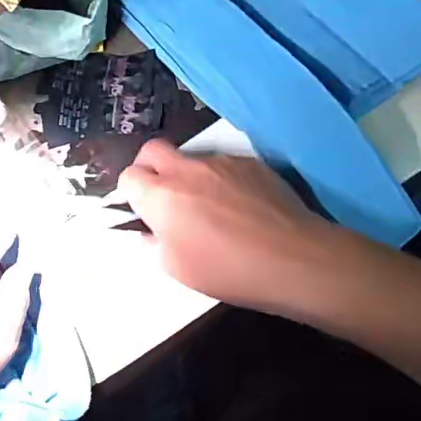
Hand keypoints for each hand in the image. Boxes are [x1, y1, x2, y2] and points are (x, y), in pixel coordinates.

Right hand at [114, 139, 348, 315]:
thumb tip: (150, 231)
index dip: (130, 192)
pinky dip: (220, 181)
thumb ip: (154, 243)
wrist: (292, 258)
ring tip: (209, 209)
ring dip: (188, 177)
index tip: (141, 210)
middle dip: (148, 168)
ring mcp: (221, 162)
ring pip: (190, 159)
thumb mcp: (176, 267)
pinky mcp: (250, 163)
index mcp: (160, 196)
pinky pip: (223, 166)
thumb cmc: (225, 269)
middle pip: (152, 150)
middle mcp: (186, 170)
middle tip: (160, 195)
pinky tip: (238, 208)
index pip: (128, 176)